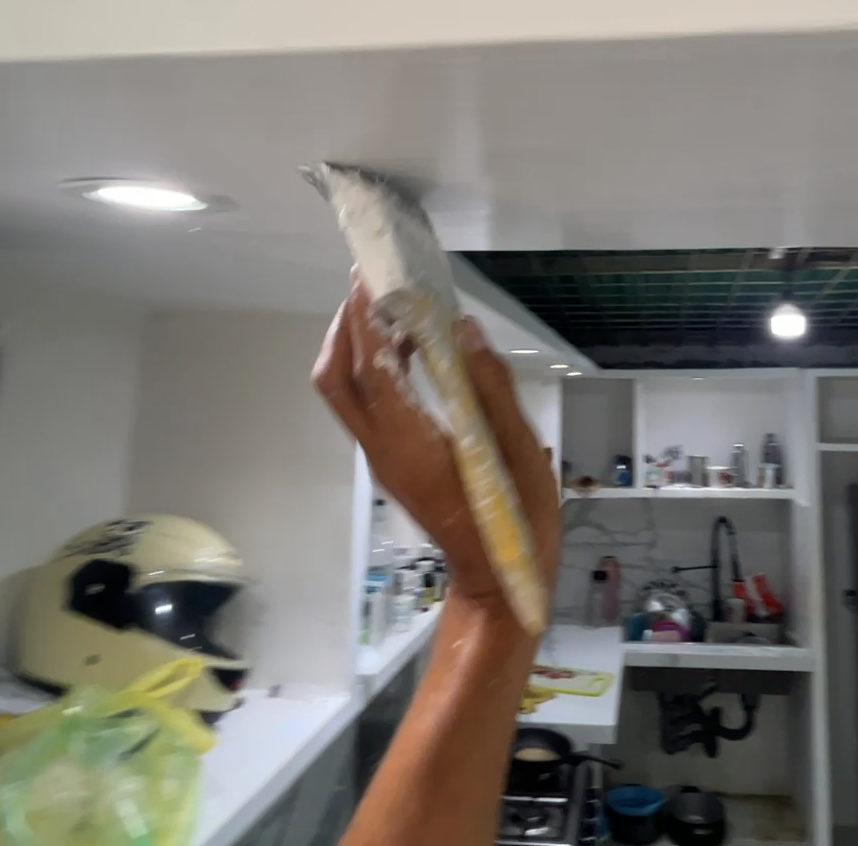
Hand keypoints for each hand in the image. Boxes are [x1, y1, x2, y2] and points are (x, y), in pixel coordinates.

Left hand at [312, 278, 560, 617]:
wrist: (495, 582)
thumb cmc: (516, 524)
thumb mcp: (520, 454)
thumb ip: (493, 390)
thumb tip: (466, 331)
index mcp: (413, 446)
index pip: (373, 370)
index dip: (367, 318)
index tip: (372, 274)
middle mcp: (384, 449)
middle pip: (337, 379)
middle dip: (345, 325)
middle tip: (372, 282)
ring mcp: (382, 458)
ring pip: (345, 392)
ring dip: (356, 343)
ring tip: (391, 301)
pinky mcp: (391, 461)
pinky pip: (367, 403)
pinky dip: (374, 366)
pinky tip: (411, 345)